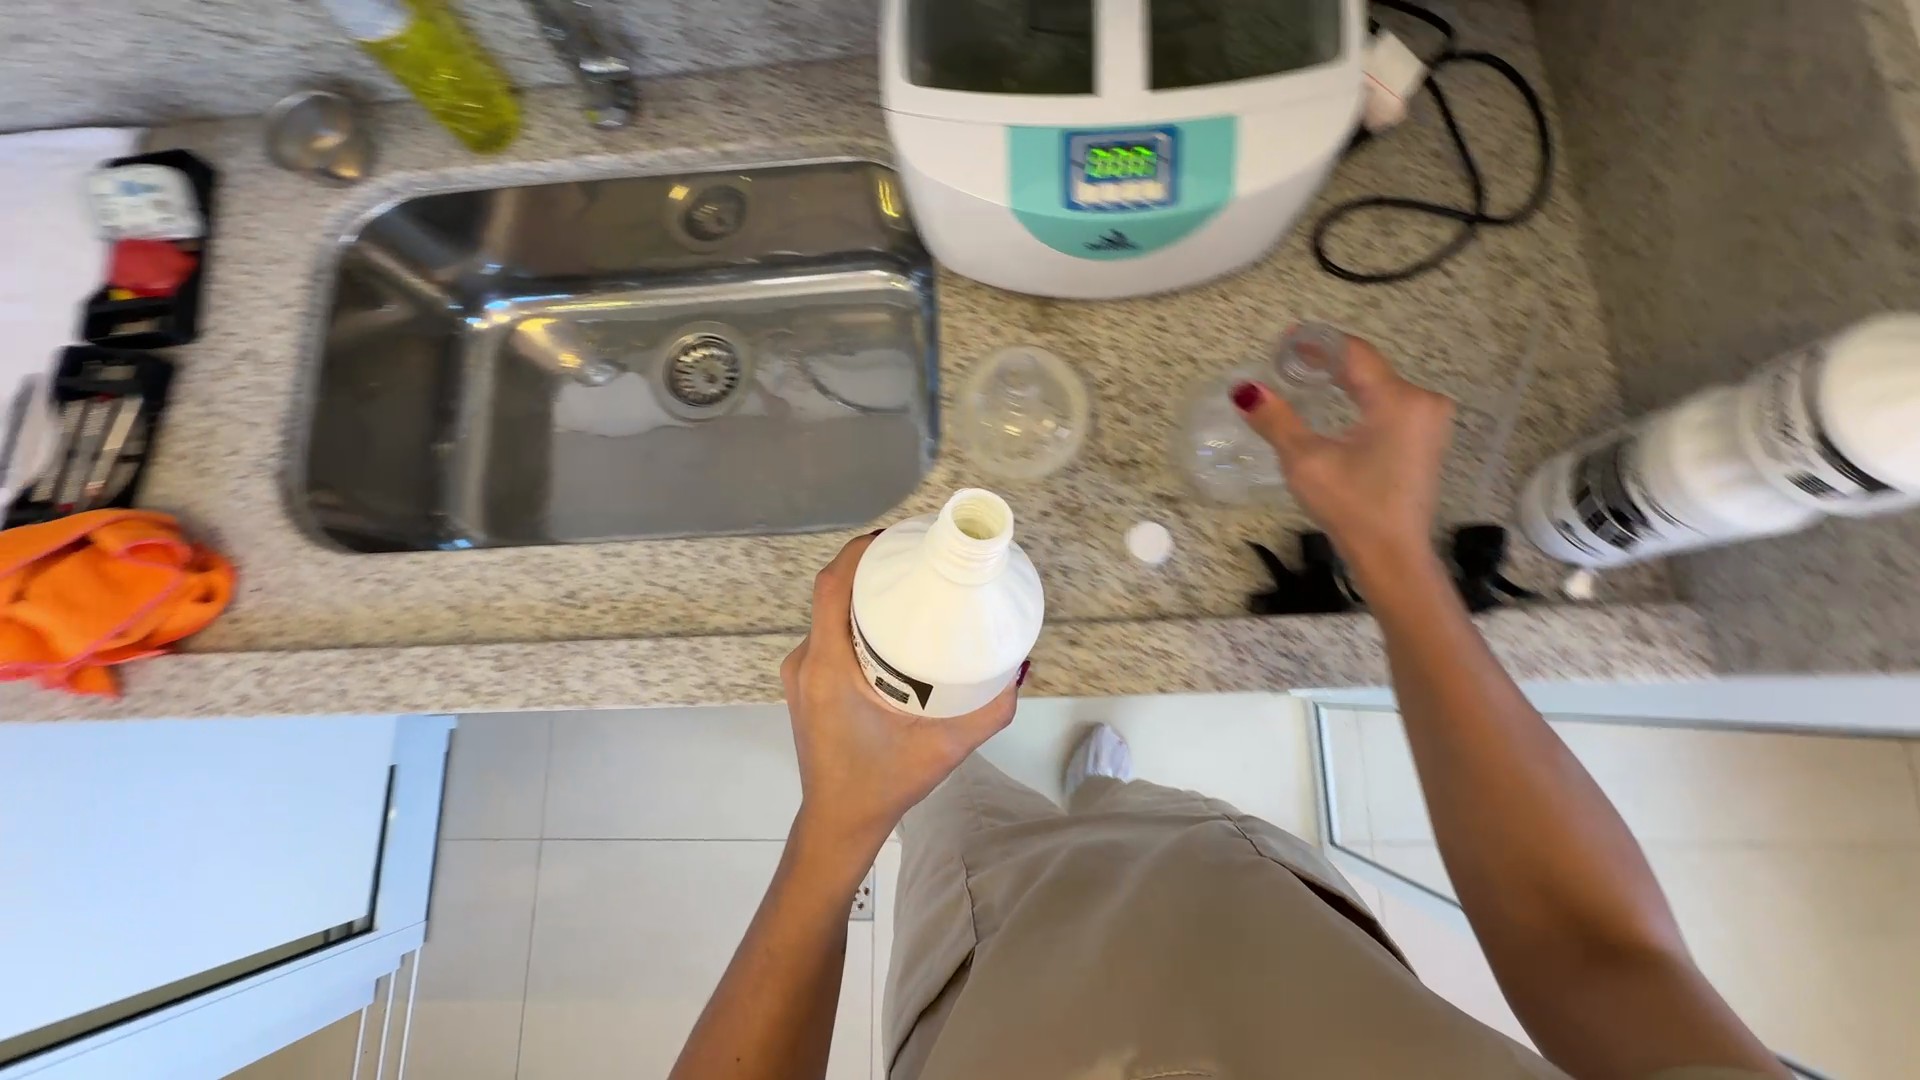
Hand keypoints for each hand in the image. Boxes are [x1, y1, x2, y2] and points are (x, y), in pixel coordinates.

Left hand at [780, 534, 1022, 851]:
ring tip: (907, 587)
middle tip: (916, 559)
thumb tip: (1018, 666)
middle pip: (831, 594)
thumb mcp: (945, 748)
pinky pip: (826, 634)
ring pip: (828, 614)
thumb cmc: (884, 784)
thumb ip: (988, 710)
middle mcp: (806, 661)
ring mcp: (800, 673)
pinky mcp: (805, 684)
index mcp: (828, 667)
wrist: (838, 823)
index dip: (860, 552)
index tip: (898, 537)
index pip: (832, 587)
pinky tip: (888, 626)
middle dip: (870, 567)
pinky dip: (852, 619)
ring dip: (861, 594)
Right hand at [1232, 333, 1455, 569]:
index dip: (1317, 342)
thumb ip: (1276, 419)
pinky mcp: (1424, 439)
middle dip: (1326, 361)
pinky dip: (1358, 399)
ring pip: (1377, 386)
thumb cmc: (1350, 505)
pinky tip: (1335, 404)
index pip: (1353, 353)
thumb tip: (1245, 390)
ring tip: (1304, 377)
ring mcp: (1428, 421)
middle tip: (1287, 359)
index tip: (1285, 339)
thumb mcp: (1305, 460)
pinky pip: (1387, 404)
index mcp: (1398, 400)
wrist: (1392, 554)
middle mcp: (1422, 401)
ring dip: (1342, 380)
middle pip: (1367, 367)